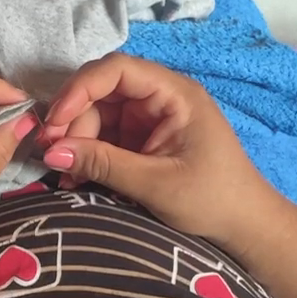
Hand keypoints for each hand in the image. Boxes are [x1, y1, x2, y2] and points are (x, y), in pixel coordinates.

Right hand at [38, 54, 289, 251]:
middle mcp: (158, 97)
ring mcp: (148, 118)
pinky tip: (75, 179)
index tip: (55, 121)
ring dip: (75, 141)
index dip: (80, 89)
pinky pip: (103, 137)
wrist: (245, 228)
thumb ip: (103, 164)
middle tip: (52, 154)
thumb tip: (51, 152)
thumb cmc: (213, 200)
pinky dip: (85, 155)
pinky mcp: (140, 140)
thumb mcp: (156, 184)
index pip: (117, 70)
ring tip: (64, 176)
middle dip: (73, 121)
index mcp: (174, 93)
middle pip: (100, 93)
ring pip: (96, 115)